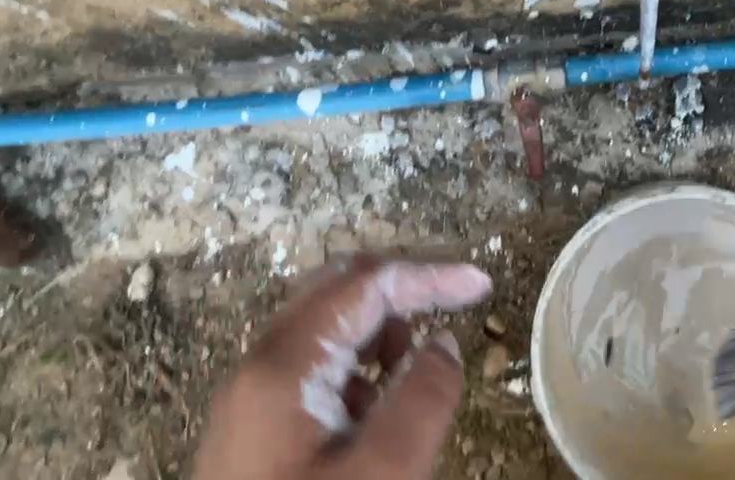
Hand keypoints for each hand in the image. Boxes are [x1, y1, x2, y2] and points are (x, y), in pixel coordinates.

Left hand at [192, 257, 491, 479]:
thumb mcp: (384, 474)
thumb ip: (424, 396)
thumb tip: (442, 344)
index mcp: (286, 362)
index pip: (369, 284)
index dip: (431, 276)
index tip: (482, 287)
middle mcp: (260, 364)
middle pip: (338, 287)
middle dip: (401, 287)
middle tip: (450, 305)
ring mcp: (252, 395)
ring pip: (324, 322)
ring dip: (377, 324)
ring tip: (409, 362)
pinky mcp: (255, 427)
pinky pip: (313, 363)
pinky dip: (355, 362)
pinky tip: (373, 405)